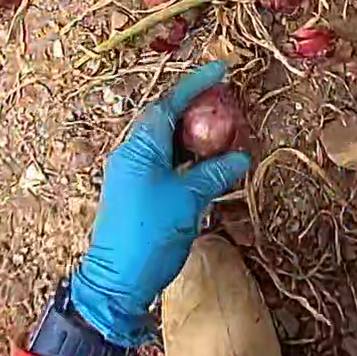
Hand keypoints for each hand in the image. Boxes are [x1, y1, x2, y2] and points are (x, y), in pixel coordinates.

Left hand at [70, 62, 251, 346]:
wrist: (115, 285)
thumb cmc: (150, 234)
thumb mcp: (189, 199)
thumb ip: (215, 173)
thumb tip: (241, 157)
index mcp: (140, 148)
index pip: (170, 104)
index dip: (196, 84)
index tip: (221, 70)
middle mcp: (132, 154)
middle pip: (166, 118)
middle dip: (196, 105)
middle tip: (225, 98)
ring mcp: (132, 173)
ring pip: (165, 140)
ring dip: (192, 132)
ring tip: (221, 127)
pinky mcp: (137, 191)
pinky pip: (164, 160)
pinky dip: (186, 154)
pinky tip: (207, 160)